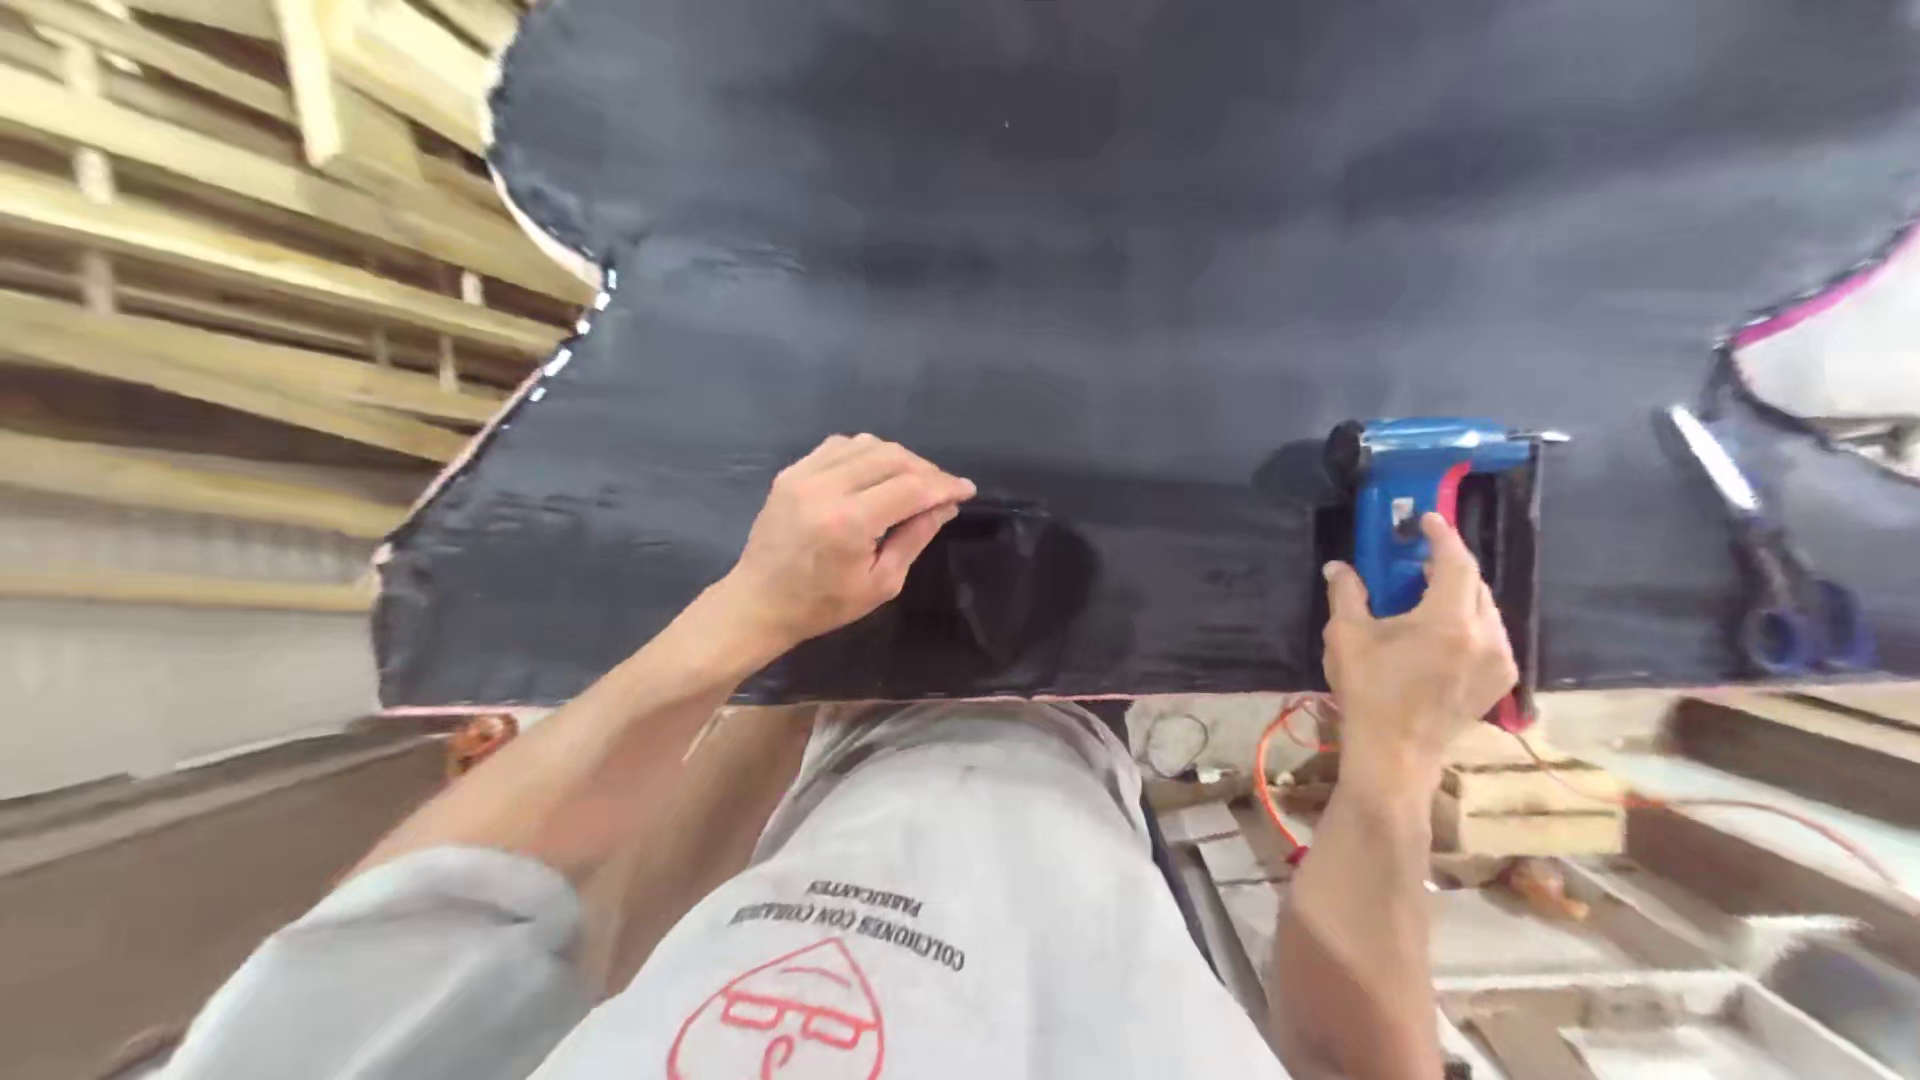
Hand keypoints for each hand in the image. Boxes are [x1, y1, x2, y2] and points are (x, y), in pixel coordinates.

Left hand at [716, 434, 975, 650]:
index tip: (966, 490)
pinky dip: (867, 453)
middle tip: (943, 489)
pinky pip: (839, 446)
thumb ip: (915, 537)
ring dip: (899, 458)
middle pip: (892, 457)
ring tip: (913, 481)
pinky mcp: (791, 472)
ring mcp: (803, 475)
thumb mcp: (882, 583)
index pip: (911, 487)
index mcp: (849, 522)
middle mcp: (825, 487)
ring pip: (867, 444)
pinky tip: (876, 473)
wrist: (759, 602)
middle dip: (926, 470)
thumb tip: (945, 506)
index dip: (944, 485)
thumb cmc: (824, 604)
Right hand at [1322, 513, 1517, 791]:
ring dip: (1458, 593)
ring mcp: (1500, 660)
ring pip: (1485, 609)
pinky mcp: (1500, 679)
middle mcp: (1487, 636)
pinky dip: (1467, 619)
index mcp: (1449, 622)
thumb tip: (1339, 567)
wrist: (1394, 750)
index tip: (1426, 519)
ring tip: (1425, 593)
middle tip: (1415, 559)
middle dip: (1447, 565)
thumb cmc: (1367, 690)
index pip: (1456, 563)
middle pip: (1475, 583)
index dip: (1441, 536)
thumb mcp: (1346, 636)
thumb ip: (1347, 593)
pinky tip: (1440, 627)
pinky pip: (1490, 633)